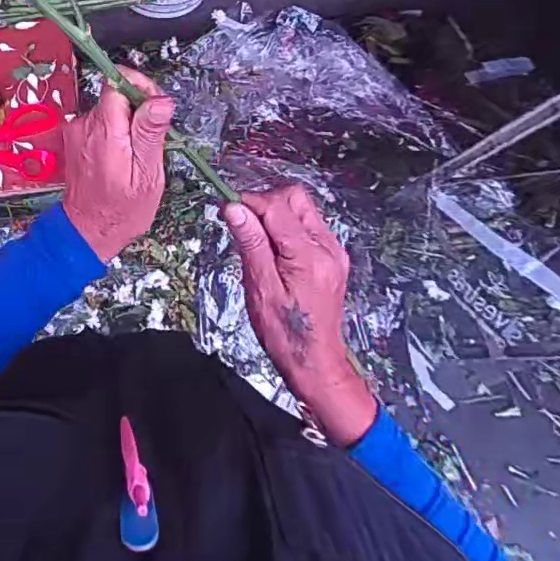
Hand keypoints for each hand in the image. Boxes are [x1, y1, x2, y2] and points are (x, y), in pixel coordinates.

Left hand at [61, 66, 173, 261]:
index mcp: (105, 132)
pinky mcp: (76, 138)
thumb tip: (160, 100)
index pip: (119, 83)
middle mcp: (85, 126)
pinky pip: (103, 123)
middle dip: (139, 110)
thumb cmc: (121, 210)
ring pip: (111, 109)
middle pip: (117, 95)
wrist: (88, 232)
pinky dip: (116, 133)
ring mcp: (77, 131)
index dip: (141, 88)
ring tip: (136, 154)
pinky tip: (122, 157)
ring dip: (128, 124)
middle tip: (151, 140)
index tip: (157, 106)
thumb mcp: (147, 174)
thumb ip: (151, 133)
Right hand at [224, 186, 378, 446]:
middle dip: (265, 201)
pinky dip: (286, 225)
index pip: (277, 207)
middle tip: (241, 221)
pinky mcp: (333, 255)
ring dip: (276, 212)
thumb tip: (234, 208)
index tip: (225, 207)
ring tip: (254, 235)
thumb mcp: (261, 290)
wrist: (317, 362)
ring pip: (303, 207)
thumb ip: (251, 244)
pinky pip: (308, 224)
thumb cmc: (284, 334)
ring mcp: (334, 249)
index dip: (249, 201)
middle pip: (295, 198)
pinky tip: (272, 247)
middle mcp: (327, 245)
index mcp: (309, 256)